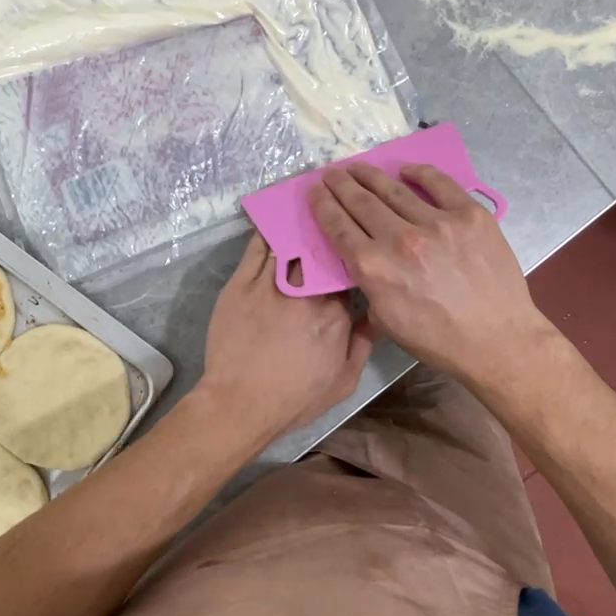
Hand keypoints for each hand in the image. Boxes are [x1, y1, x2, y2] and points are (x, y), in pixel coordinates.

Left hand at [194, 233, 372, 441]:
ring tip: (305, 211)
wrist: (239, 404)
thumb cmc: (294, 400)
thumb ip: (363, 346)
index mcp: (336, 316)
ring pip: (291, 244)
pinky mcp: (241, 285)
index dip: (348, 264)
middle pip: (322, 254)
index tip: (348, 255)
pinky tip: (273, 223)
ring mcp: (272, 285)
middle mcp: (308, 293)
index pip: (349, 276)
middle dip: (327, 240)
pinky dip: (268, 233)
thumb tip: (375, 316)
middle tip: (329, 225)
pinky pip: (258, 248)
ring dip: (299, 227)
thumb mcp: (344, 383)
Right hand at [309, 162, 555, 382]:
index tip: (315, 191)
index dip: (323, 205)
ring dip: (372, 176)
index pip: (339, 227)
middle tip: (332, 173)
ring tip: (359, 167)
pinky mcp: (469, 215)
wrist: (495, 339)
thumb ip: (368, 283)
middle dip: (341, 185)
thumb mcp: (384, 319)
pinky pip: (440, 184)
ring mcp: (437, 223)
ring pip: (394, 190)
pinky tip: (406, 169)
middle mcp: (400, 239)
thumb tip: (363, 259)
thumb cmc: (436, 338)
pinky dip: (420, 173)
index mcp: (374, 267)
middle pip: (361, 202)